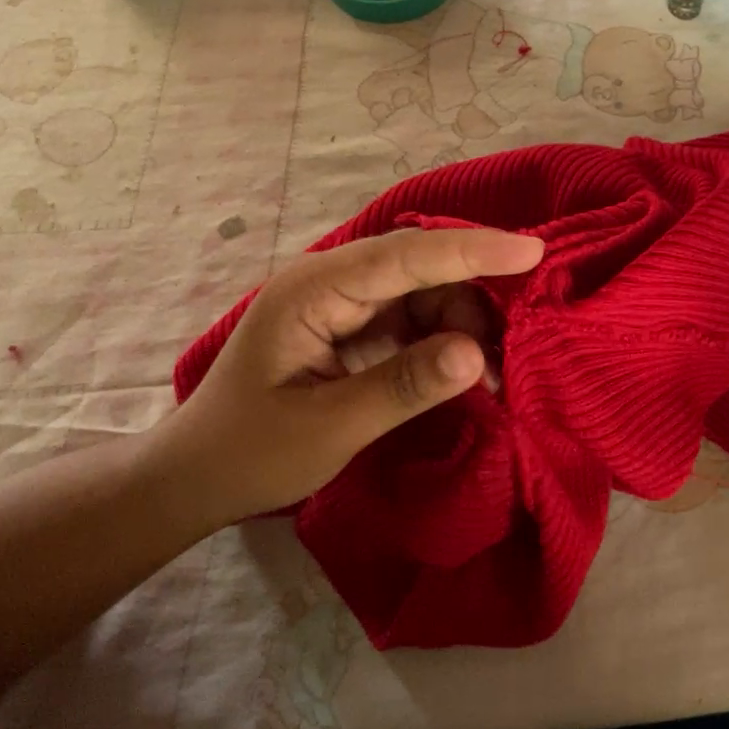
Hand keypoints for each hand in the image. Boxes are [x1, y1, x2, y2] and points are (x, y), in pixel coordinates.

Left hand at [149, 227, 543, 524]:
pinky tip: (470, 370)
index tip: (533, 251)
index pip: (405, 256)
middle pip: (422, 267)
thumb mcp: (330, 427)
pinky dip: (447, 339)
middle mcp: (331, 281)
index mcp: (314, 290)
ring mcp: (343, 302)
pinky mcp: (354, 326)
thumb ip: (403, 386)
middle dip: (476, 294)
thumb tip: (477, 352)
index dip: (472, 250)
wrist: (195, 477)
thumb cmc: (251, 452)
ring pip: (426, 291)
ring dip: (465, 323)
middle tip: (522, 338)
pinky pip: (415, 317)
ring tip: (496, 373)